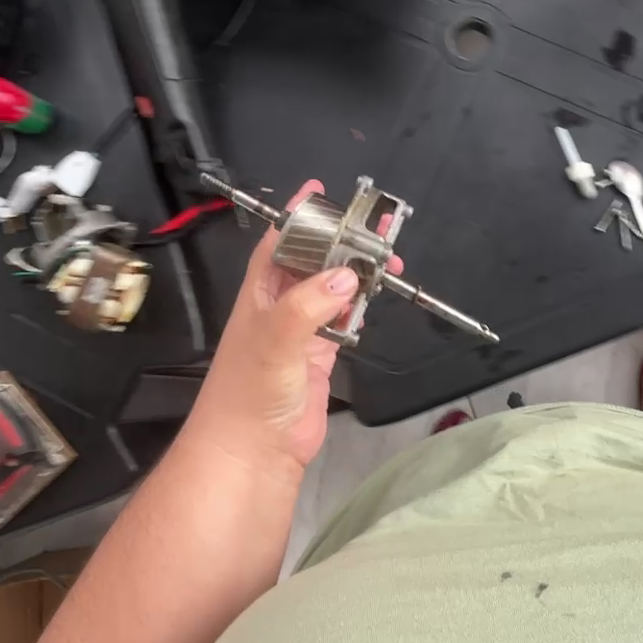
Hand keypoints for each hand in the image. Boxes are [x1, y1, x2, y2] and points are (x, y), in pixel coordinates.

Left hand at [185, 181, 366, 473]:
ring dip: (358, 271)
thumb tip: (350, 275)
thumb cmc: (251, 389)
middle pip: (315, 260)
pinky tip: (376, 296)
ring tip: (390, 256)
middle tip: (378, 225)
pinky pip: (345, 318)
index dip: (299, 215)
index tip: (320, 190)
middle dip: (343, 240)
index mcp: (261, 291)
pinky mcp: (322, 353)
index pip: (281, 241)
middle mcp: (282, 304)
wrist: (253, 451)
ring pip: (334, 287)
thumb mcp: (275, 338)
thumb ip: (310, 304)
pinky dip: (361, 305)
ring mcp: (303, 329)